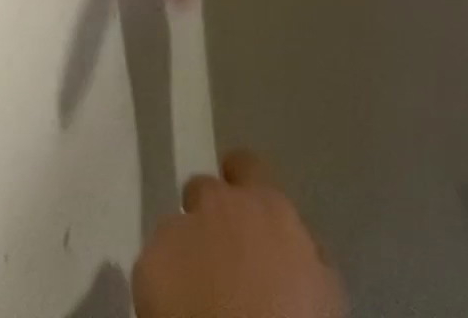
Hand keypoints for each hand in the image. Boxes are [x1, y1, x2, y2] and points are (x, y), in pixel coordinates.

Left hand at [133, 150, 344, 317]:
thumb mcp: (320, 282)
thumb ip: (300, 246)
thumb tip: (294, 240)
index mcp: (265, 205)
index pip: (245, 163)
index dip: (240, 180)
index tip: (241, 200)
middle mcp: (218, 204)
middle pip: (203, 190)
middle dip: (208, 215)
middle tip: (219, 255)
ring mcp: (177, 229)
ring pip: (176, 229)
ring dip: (185, 249)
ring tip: (196, 287)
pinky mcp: (147, 261)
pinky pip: (152, 263)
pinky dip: (160, 281)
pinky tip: (175, 306)